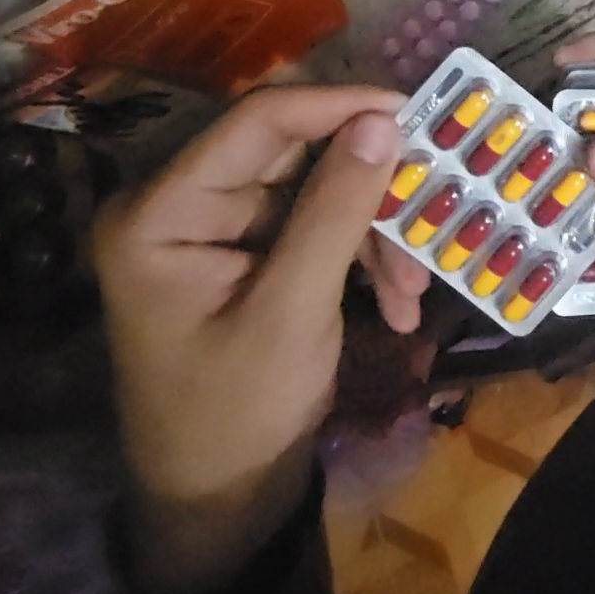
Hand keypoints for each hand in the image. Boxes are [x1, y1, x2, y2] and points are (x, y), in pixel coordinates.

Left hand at [91, 86, 425, 593]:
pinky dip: (368, 253)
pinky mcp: (257, 245)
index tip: (413, 112)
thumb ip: (336, 210)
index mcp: (163, 211)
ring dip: (378, 233)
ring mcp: (224, 224)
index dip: (338, 106)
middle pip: (300, 154)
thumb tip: (383, 120)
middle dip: (371, 188)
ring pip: (326, 187)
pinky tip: (399, 302)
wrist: (222, 487)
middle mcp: (188, 201)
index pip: (258, 123)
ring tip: (412, 290)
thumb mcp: (293, 309)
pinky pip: (327, 220)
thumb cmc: (238, 408)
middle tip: (430, 204)